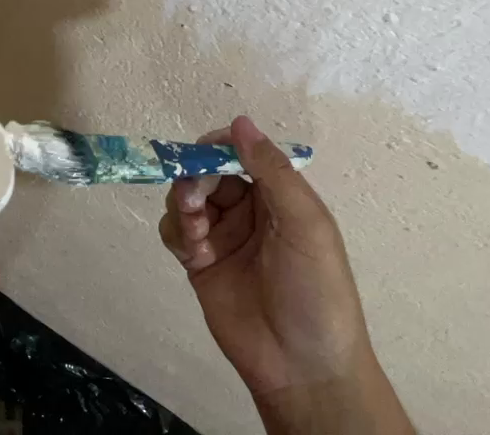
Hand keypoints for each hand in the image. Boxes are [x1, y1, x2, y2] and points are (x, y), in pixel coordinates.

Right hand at [160, 116, 412, 434]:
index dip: (218, 146)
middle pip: (207, 171)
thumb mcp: (306, 226)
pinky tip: (193, 253)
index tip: (201, 153)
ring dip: (182, 204)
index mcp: (279, 195)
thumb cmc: (316, 292)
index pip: (241, 152)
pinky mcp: (198, 261)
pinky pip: (173, 229)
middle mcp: (248, 209)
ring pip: (185, 197)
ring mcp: (221, 234)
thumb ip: (272, 172)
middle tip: (193, 198)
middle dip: (194, 177)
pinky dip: (176, 232)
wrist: (301, 368)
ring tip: (197, 233)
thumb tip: (240, 121)